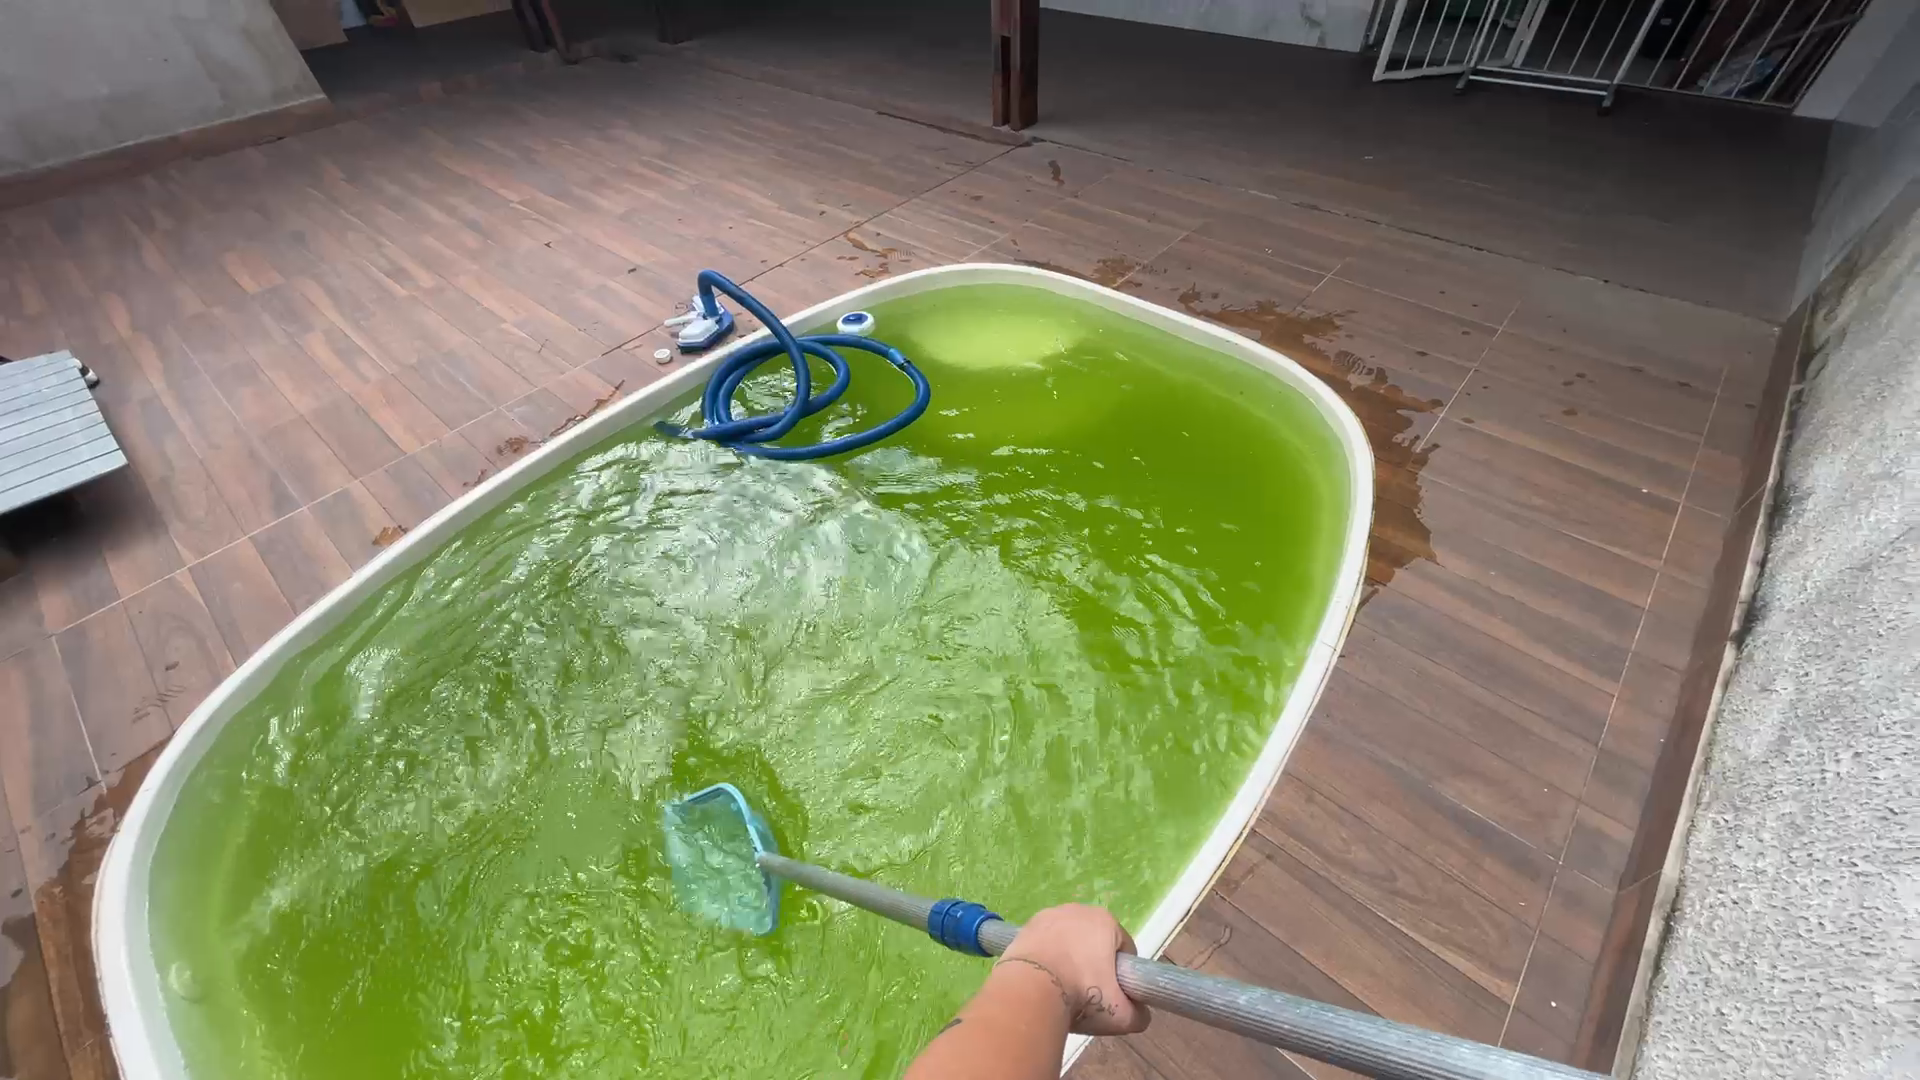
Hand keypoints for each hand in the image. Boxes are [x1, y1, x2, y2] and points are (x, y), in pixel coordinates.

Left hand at [995, 904, 1149, 1035]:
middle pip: (1095, 940)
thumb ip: (1139, 1014)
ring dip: (1069, 957)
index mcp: (1106, 920)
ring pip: (1068, 940)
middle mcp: (1078, 909)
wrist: (1031, 989)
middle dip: (1094, 963)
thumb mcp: (1122, 1015)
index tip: (1115, 993)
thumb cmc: (1083, 994)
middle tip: (1089, 992)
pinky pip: (1045, 943)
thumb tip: (1140, 1013)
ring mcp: (1049, 914)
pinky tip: (1044, 979)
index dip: (1123, 973)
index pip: (1124, 947)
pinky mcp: (1026, 926)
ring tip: (1063, 987)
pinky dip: (1047, 957)